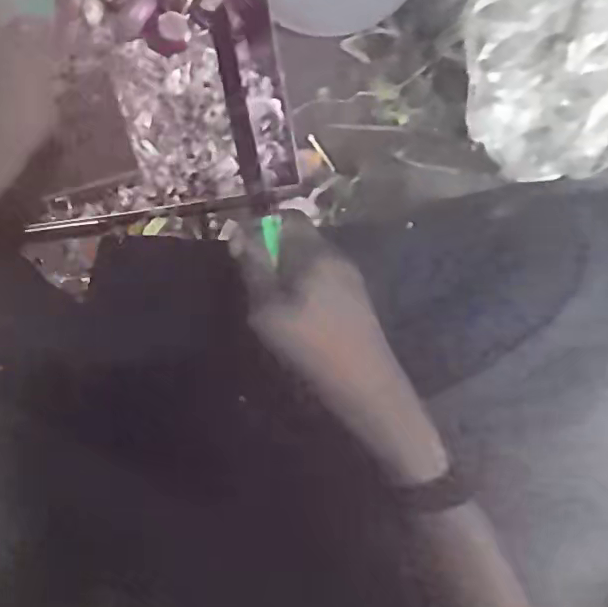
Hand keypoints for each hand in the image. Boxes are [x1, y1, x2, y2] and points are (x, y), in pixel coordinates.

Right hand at [233, 213, 449, 483]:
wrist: (367, 388)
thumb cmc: (311, 346)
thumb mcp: (268, 309)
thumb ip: (254, 269)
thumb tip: (241, 237)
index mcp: (317, 253)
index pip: (286, 218)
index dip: (260, 227)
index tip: (240, 250)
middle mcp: (338, 258)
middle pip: (299, 238)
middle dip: (272, 250)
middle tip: (251, 279)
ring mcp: (351, 280)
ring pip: (310, 261)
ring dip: (287, 271)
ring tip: (269, 301)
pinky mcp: (358, 301)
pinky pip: (322, 279)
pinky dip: (303, 287)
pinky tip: (294, 316)